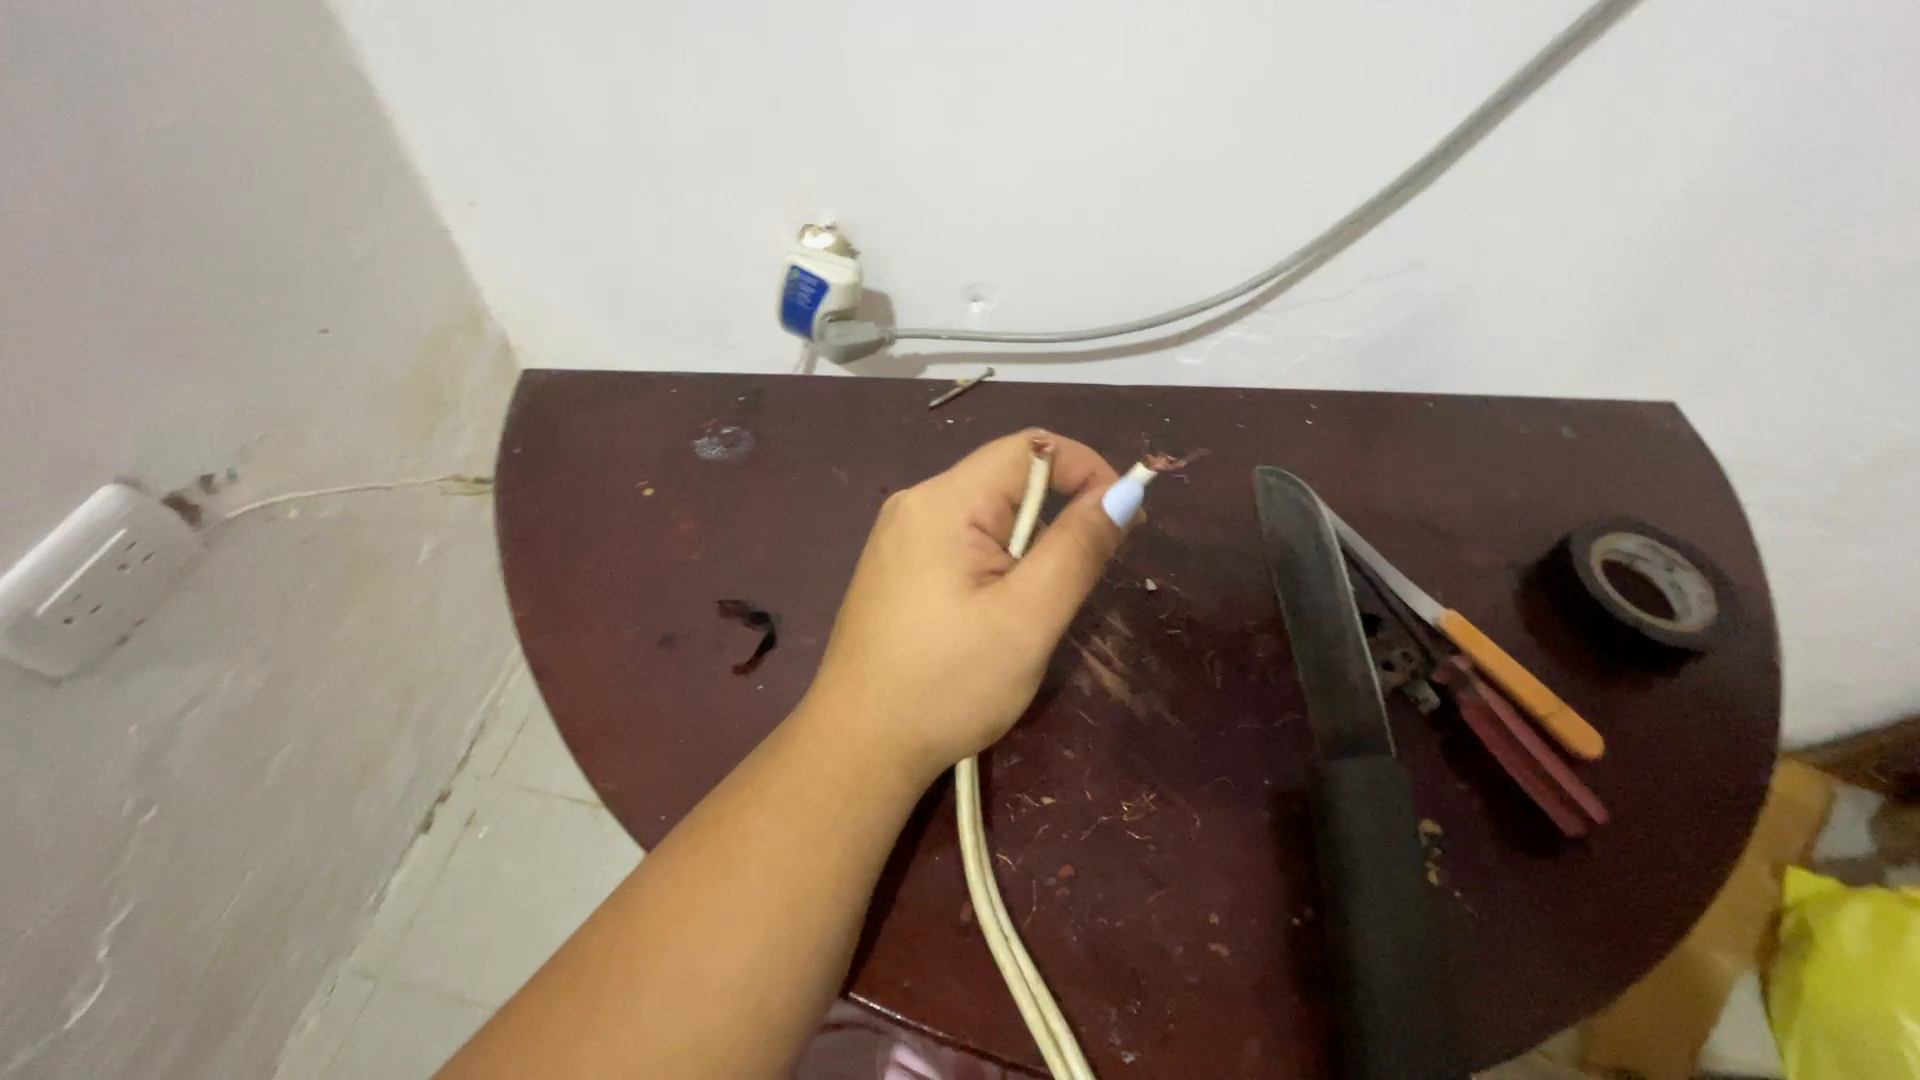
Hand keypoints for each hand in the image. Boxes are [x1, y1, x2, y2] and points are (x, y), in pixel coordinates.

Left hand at [800, 430, 1129, 780]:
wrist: (859, 747)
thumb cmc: (947, 686)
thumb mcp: (1028, 618)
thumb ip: (1078, 548)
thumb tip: (1124, 491)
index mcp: (943, 502)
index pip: (1031, 449)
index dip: (1088, 470)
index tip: (1124, 521)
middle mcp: (915, 505)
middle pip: (1007, 481)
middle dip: (1058, 516)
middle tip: (1078, 582)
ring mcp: (898, 538)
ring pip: (986, 516)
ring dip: (1027, 547)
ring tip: (1032, 609)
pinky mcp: (894, 570)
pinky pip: (960, 544)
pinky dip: (995, 564)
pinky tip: (991, 617)